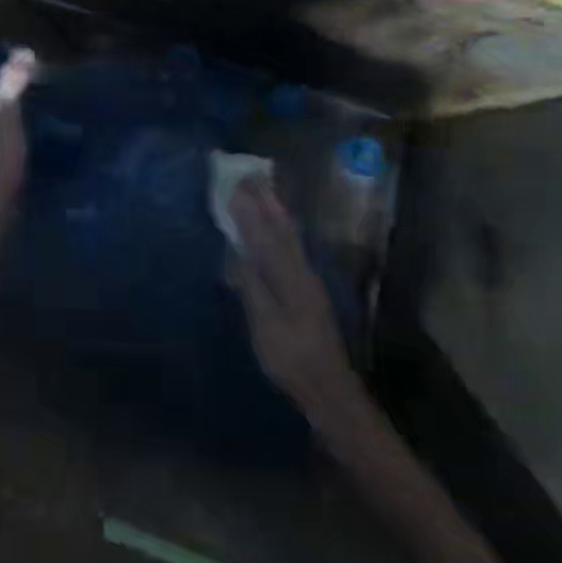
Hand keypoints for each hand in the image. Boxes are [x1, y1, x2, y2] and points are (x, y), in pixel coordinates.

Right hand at [227, 176, 354, 412]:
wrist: (329, 388)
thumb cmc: (291, 359)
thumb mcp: (265, 325)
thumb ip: (252, 286)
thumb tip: (237, 251)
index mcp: (290, 277)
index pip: (264, 235)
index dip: (248, 209)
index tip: (233, 183)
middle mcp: (302, 270)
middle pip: (282, 228)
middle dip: (265, 200)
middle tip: (249, 174)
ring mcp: (308, 279)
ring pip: (290, 235)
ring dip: (275, 209)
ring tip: (262, 189)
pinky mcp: (309, 290)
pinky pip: (291, 246)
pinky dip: (280, 228)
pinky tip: (278, 226)